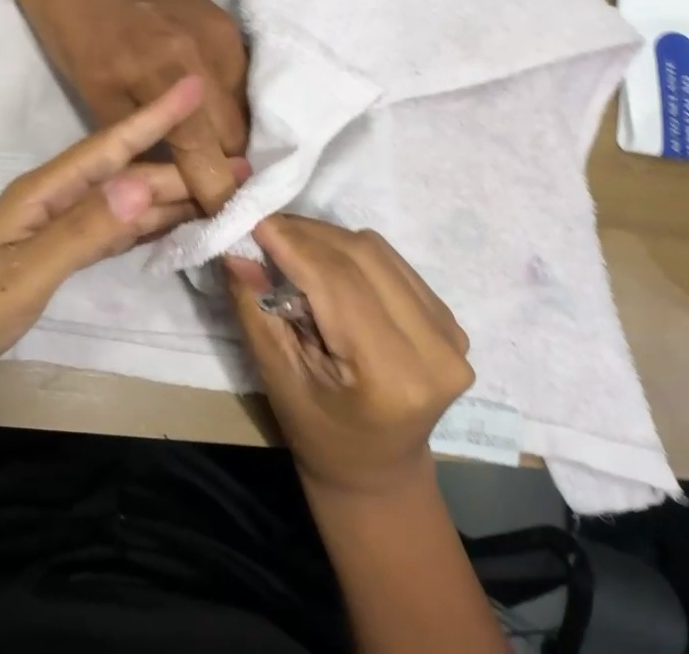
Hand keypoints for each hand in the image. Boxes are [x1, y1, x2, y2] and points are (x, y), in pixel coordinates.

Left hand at [0, 0, 248, 212]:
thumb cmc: (71, 32)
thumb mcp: (95, 96)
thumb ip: (141, 141)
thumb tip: (173, 186)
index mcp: (169, 77)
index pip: (211, 157)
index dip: (217, 197)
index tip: (221, 226)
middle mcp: (211, 54)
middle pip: (239, 136)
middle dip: (227, 171)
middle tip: (208, 194)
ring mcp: (225, 32)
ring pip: (245, 108)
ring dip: (229, 138)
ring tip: (207, 159)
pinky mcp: (227, 19)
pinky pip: (240, 78)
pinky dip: (226, 104)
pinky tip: (205, 115)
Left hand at [0, 77, 248, 380]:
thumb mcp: (26, 272)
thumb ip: (83, 231)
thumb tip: (143, 183)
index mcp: (42, 193)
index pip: (108, 148)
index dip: (152, 118)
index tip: (195, 86)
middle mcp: (51, 200)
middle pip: (124, 175)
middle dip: (177, 164)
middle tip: (241, 164)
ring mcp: (53, 227)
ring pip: (122, 201)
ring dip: (168, 194)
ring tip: (221, 190)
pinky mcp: (55, 254)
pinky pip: (110, 229)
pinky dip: (144, 225)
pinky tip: (170, 223)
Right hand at [224, 216, 474, 494]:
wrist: (375, 467)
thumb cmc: (316, 430)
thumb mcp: (276, 374)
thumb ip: (257, 310)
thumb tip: (236, 252)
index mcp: (392, 374)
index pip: (339, 283)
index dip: (294, 245)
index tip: (252, 221)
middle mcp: (436, 349)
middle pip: (364, 258)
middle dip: (307, 234)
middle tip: (262, 229)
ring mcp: (452, 334)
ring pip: (379, 252)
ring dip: (327, 238)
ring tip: (287, 245)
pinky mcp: (451, 321)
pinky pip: (393, 264)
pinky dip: (351, 253)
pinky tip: (323, 265)